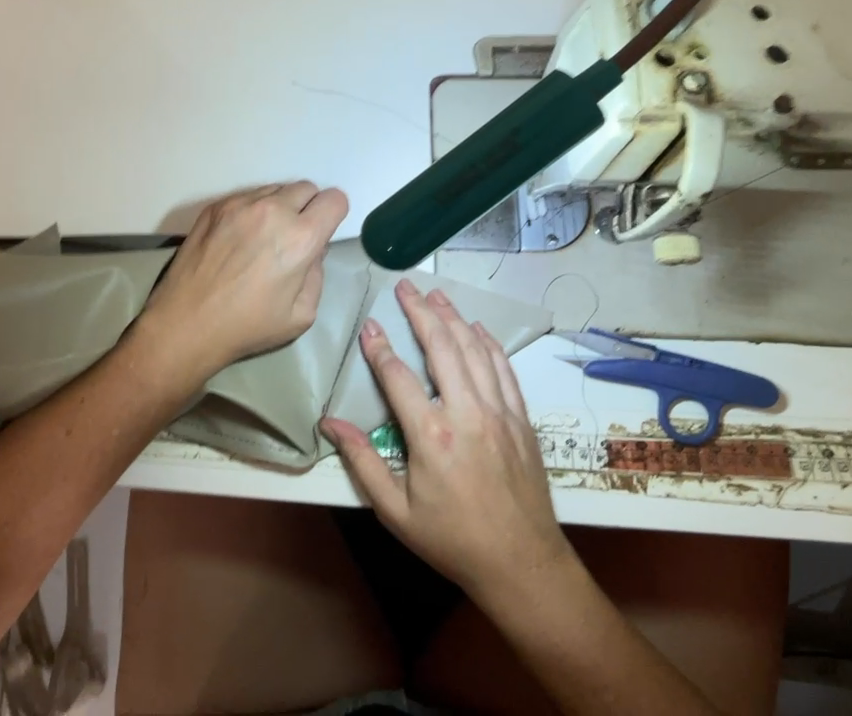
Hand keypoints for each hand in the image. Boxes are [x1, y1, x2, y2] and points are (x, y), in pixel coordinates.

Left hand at [133, 181, 348, 386]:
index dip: (333, 215)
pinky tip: (238, 239)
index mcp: (301, 238)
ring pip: (275, 189)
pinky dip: (251, 211)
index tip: (322, 231)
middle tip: (293, 237)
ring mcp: (240, 205)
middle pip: (306, 188)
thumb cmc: (247, 326)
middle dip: (308, 209)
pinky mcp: (215, 207)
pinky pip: (246, 196)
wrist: (186, 324)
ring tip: (263, 239)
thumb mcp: (302, 314)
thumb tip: (312, 251)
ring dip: (278, 207)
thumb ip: (316, 275)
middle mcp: (273, 211)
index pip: (335, 200)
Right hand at [323, 279, 571, 596]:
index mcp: (432, 436)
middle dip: (421, 312)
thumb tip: (329, 423)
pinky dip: (489, 344)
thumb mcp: (395, 510)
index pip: (398, 376)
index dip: (379, 347)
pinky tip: (477, 328)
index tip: (368, 324)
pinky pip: (504, 370)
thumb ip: (362, 461)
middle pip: (442, 347)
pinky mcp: (521, 420)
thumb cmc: (451, 539)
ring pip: (475, 351)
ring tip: (436, 296)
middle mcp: (468, 414)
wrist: (522, 564)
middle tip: (405, 287)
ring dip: (454, 319)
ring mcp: (500, 414)